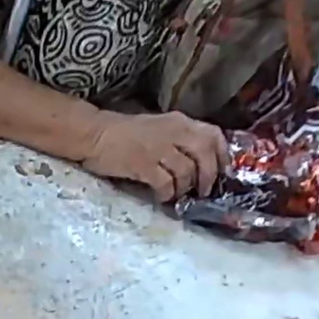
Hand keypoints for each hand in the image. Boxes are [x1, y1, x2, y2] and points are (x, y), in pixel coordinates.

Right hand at [79, 109, 227, 201]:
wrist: (96, 135)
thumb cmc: (124, 134)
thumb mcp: (158, 128)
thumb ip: (178, 139)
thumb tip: (196, 162)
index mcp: (179, 122)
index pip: (213, 135)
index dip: (222, 155)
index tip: (221, 173)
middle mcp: (173, 132)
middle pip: (204, 154)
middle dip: (208, 176)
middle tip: (202, 191)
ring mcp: (159, 149)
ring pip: (187, 171)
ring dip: (185, 187)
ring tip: (177, 195)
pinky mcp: (144, 165)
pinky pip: (165, 183)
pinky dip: (167, 194)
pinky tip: (162, 197)